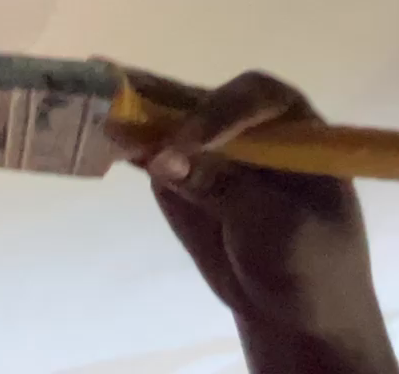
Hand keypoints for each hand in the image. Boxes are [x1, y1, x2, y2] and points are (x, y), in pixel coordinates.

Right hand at [119, 70, 398, 373]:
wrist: (292, 310)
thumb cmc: (310, 266)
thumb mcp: (282, 230)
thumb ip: (224, 188)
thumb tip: (162, 159)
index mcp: (291, 128)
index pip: (255, 97)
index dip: (221, 110)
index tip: (190, 141)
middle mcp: (243, 123)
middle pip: (196, 97)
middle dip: (155, 95)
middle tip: (113, 89)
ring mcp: (203, 142)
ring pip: (162, 114)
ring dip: (125, 106)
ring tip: (88, 92)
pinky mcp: (171, 165)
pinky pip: (142, 144)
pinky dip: (117, 137)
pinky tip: (89, 126)